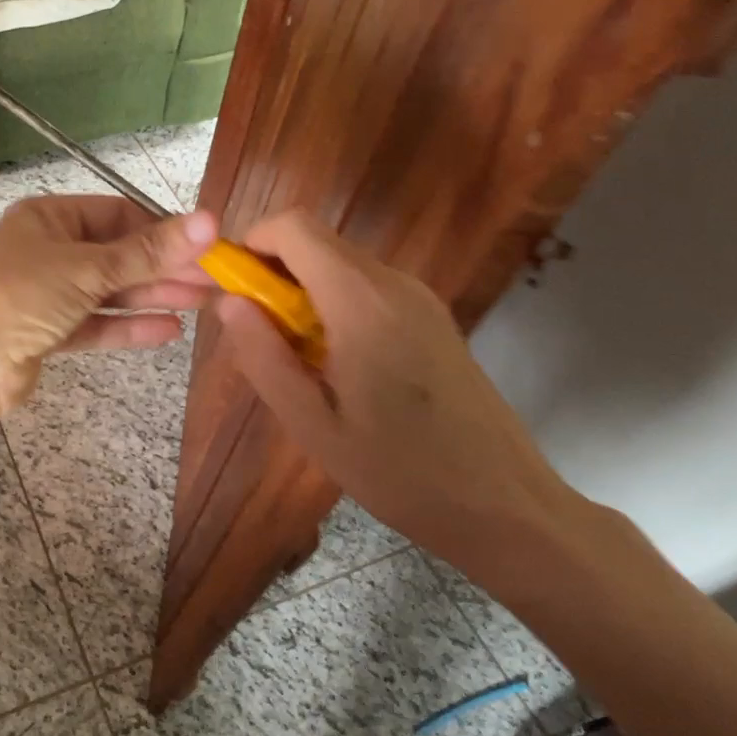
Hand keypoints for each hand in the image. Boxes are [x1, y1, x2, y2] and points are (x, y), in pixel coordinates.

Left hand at [0, 195, 218, 425]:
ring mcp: (46, 294)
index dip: (160, 229)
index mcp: (49, 218)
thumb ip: (148, 252)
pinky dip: (127, 326)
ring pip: (108, 291)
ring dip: (152, 296)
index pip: (116, 214)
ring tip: (204, 303)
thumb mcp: (87, 268)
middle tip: (215, 281)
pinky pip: (95, 325)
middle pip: (116, 254)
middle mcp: (47, 250)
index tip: (204, 246)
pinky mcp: (46, 334)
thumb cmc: (19, 296)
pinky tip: (168, 331)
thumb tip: (210, 221)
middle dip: (163, 267)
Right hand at [215, 211, 583, 572]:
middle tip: (257, 338)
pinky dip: (332, 306)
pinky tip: (336, 368)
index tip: (230, 291)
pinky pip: (365, 288)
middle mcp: (393, 283)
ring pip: (338, 265)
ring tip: (296, 362)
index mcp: (361, 301)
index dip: (250, 243)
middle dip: (271, 274)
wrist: (508, 508)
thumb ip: (264, 356)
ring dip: (301, 294)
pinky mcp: (431, 317)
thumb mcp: (313, 425)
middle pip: (314, 242)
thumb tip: (228, 301)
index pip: (293, 227)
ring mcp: (419, 298)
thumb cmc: (402, 474)